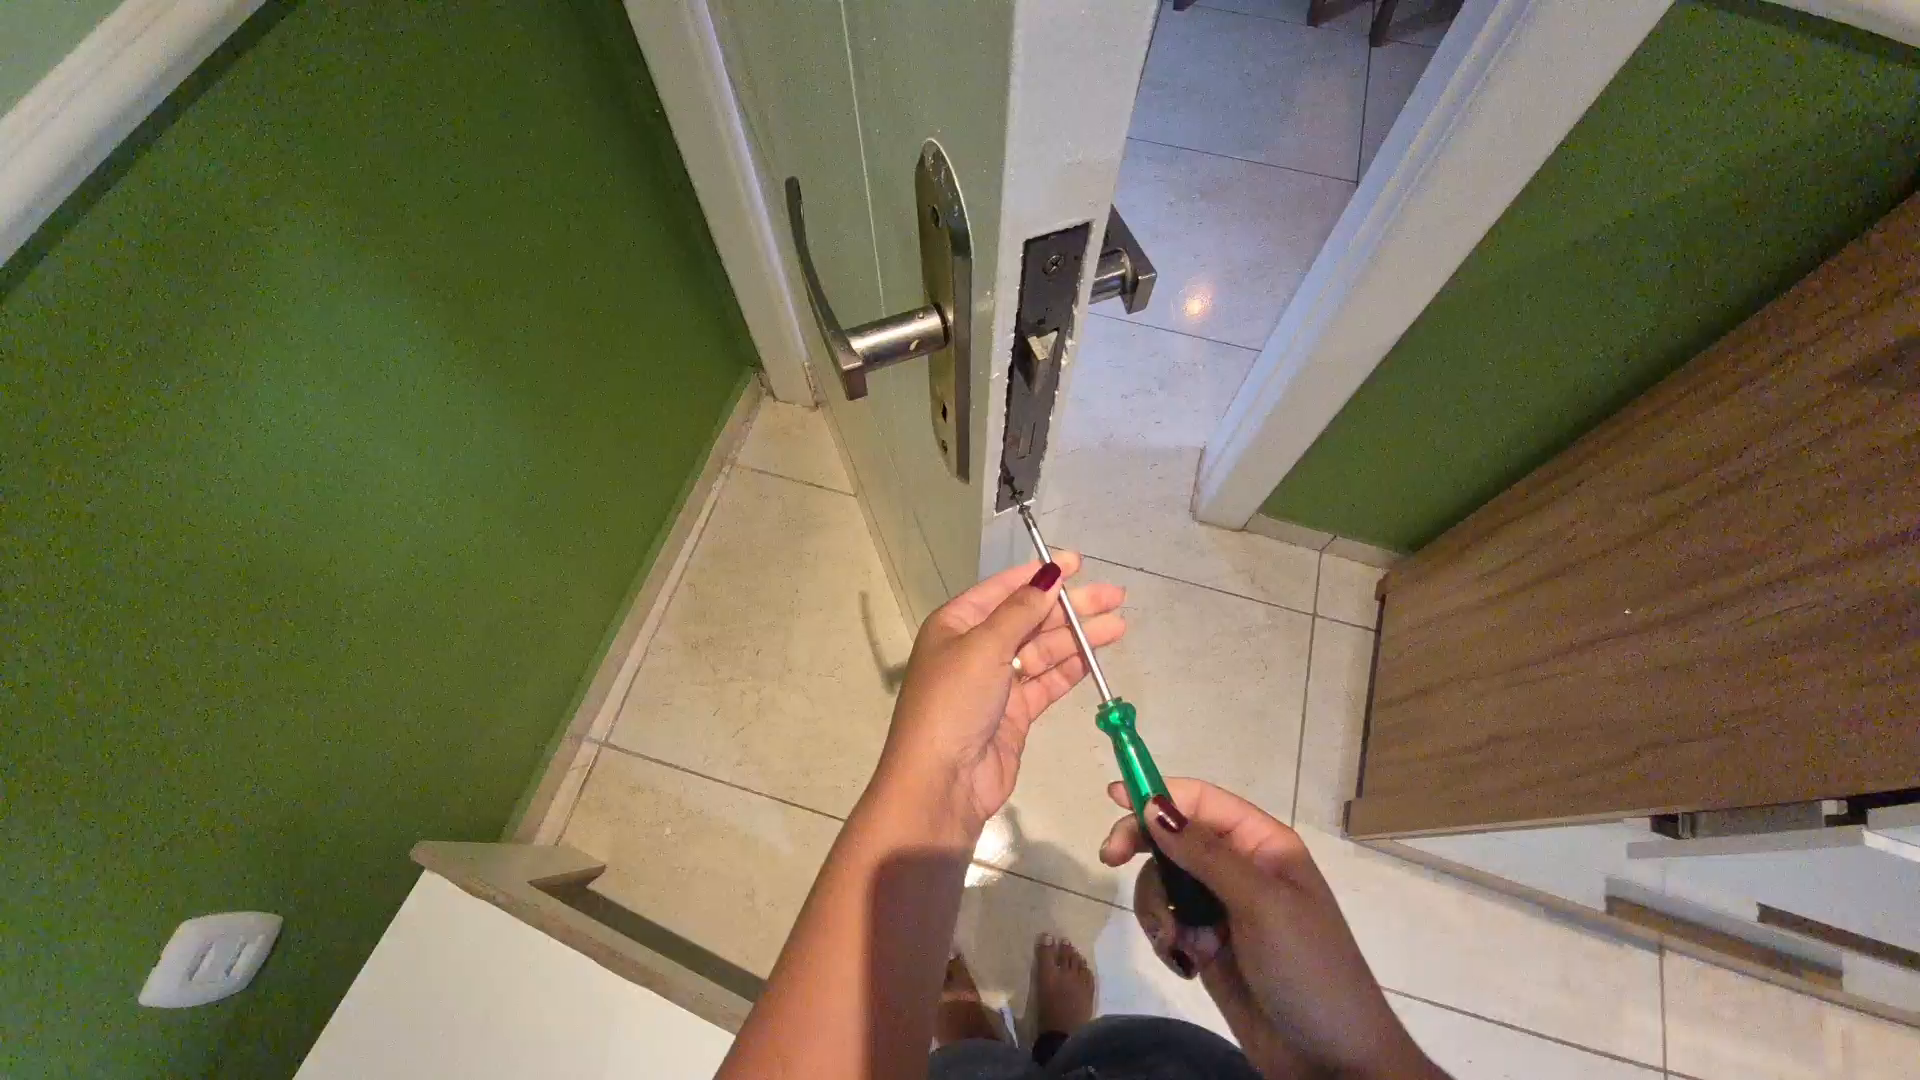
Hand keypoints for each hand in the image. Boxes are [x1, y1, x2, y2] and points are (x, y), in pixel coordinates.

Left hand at [872, 553, 1124, 833]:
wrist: (942, 781)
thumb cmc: (954, 702)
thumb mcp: (983, 647)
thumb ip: (1020, 611)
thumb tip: (1049, 575)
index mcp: (956, 624)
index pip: (1003, 589)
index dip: (1040, 575)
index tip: (1077, 562)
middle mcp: (975, 648)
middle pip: (1029, 619)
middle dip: (1069, 607)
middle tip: (1113, 596)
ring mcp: (996, 682)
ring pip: (1043, 650)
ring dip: (1077, 637)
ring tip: (1118, 625)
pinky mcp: (1015, 713)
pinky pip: (1046, 682)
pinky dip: (1070, 668)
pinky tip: (1096, 656)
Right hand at [1102, 779, 1443, 1079]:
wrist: (1332, 1062)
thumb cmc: (1308, 969)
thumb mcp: (1261, 904)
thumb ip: (1204, 853)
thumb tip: (1154, 805)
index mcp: (1262, 844)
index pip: (1201, 800)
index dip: (1158, 792)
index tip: (1116, 798)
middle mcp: (1239, 866)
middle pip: (1173, 835)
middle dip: (1141, 845)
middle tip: (1109, 857)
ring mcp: (1221, 905)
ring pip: (1163, 879)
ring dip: (1156, 905)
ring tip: (1176, 941)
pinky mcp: (1206, 941)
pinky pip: (1166, 918)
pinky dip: (1164, 935)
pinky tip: (1184, 960)